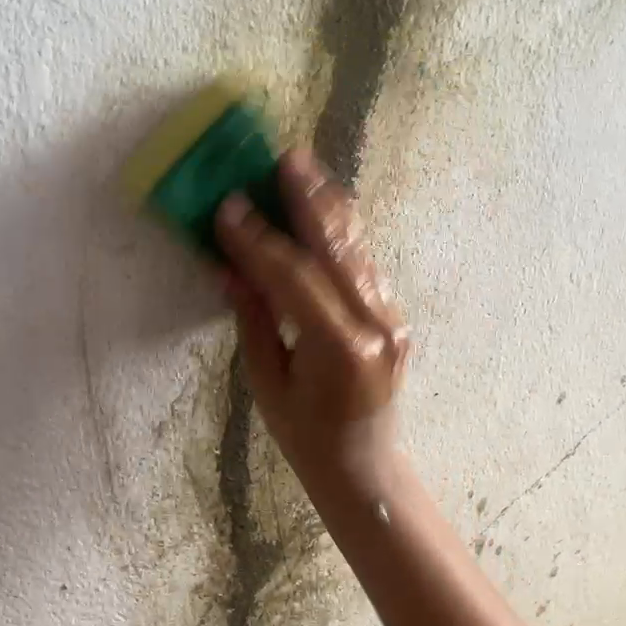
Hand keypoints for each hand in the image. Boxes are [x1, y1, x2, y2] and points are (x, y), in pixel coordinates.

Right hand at [214, 150, 410, 500]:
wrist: (365, 468)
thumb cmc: (307, 438)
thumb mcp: (267, 384)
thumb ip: (255, 321)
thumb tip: (230, 267)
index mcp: (341, 350)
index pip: (294, 279)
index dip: (258, 240)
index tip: (230, 207)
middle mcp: (376, 327)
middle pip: (338, 250)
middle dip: (309, 201)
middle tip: (286, 158)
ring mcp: (392, 320)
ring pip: (359, 250)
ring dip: (329, 208)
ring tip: (306, 170)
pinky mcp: (396, 318)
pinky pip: (365, 267)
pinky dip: (342, 235)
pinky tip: (325, 210)